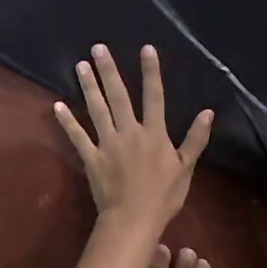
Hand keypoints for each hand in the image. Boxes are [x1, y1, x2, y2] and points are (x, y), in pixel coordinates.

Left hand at [54, 44, 213, 226]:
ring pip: (96, 110)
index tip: (146, 48)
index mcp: (154, 133)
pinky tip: (58, 106)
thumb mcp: (186, 168)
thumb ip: (195, 138)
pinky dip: (67, 122)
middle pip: (119, 96)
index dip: (151, 72)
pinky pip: (77, 137)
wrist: (134, 219)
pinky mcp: (91, 158)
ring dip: (88, 87)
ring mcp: (107, 144)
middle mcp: (129, 132)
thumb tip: (208, 112)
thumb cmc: (163, 196)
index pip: (154, 96)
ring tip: (80, 66)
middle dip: (109, 71)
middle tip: (98, 48)